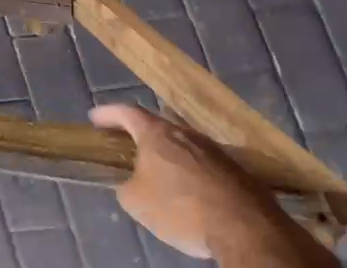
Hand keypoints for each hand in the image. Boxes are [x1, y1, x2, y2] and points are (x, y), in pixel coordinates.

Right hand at [91, 103, 329, 264]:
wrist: (252, 235)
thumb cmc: (182, 209)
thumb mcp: (135, 200)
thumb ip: (128, 183)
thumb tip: (134, 182)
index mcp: (156, 134)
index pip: (125, 111)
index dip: (107, 114)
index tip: (95, 120)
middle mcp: (188, 136)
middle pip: (162, 124)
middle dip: (145, 131)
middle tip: (132, 141)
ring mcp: (221, 155)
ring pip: (190, 145)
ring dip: (175, 153)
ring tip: (165, 168)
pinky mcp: (246, 178)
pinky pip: (212, 167)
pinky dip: (199, 172)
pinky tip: (196, 190)